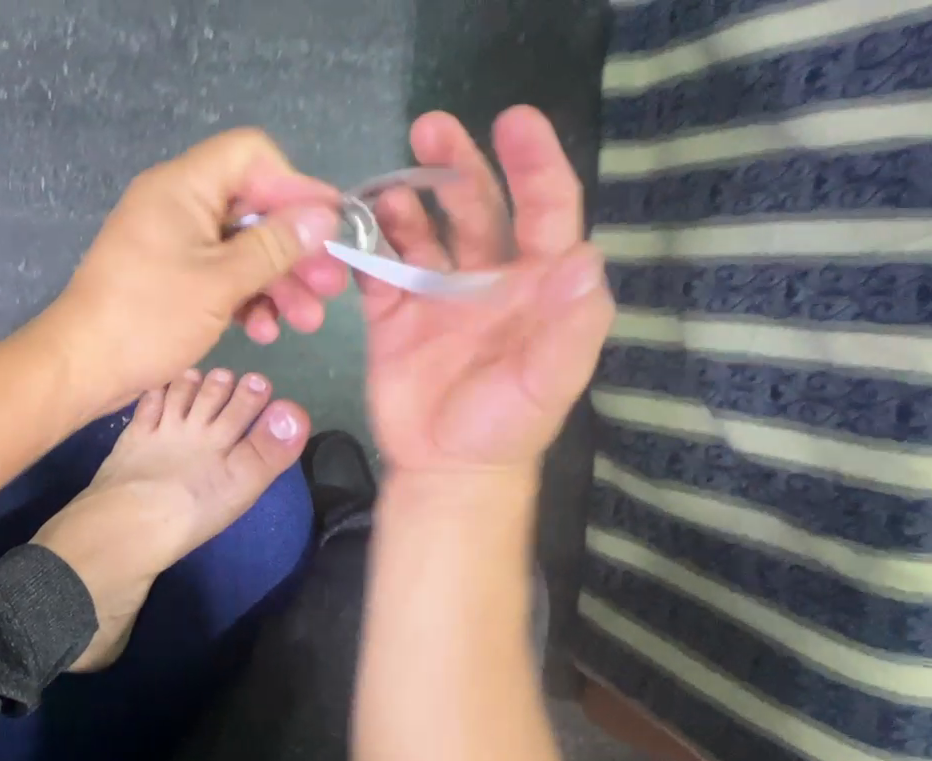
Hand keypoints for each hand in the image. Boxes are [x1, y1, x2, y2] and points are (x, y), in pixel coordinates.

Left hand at [44, 129, 350, 410]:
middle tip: (330, 287)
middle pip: (250, 208)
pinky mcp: (164, 281)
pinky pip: (214, 276)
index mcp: (182, 187)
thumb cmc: (147, 319)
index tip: (328, 227)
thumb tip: (323, 215)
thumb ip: (275, 246)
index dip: (295, 187)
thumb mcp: (220, 282)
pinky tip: (263, 330)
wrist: (79, 369)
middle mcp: (174, 206)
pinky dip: (241, 299)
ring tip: (306, 320)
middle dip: (294, 249)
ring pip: (236, 249)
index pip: (252, 156)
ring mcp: (167, 245)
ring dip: (274, 282)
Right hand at [361, 108, 613, 481]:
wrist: (444, 468)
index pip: (542, 209)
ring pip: (419, 235)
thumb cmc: (505, 426)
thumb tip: (582, 256)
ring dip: (403, 205)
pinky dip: (362, 254)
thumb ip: (570, 323)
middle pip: (474, 208)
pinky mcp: (391, 319)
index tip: (511, 121)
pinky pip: (375, 275)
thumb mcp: (550, 381)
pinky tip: (349, 234)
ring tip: (379, 188)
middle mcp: (485, 279)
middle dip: (455, 166)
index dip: (532, 163)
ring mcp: (433, 297)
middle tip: (428, 128)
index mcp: (534, 284)